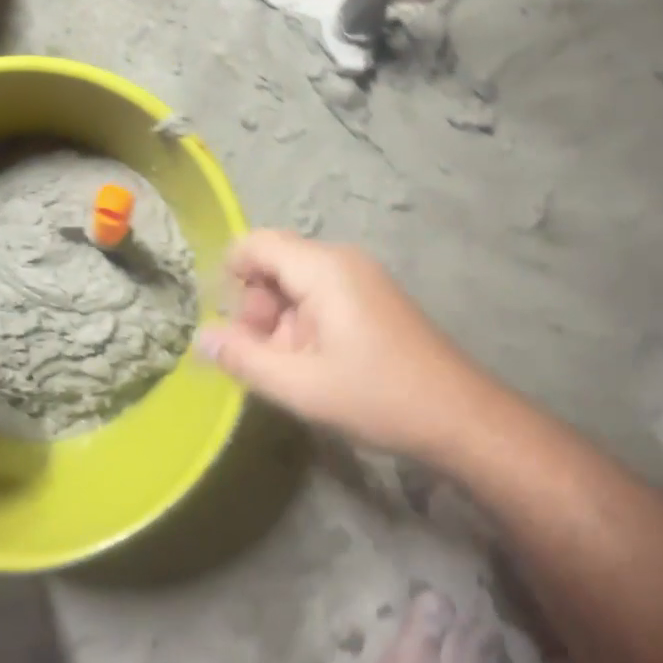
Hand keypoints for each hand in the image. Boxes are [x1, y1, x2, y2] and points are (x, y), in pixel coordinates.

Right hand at [197, 231, 480, 456]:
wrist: (461, 418)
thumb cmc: (378, 397)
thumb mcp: (300, 385)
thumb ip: (243, 358)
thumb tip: (201, 338)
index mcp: (323, 268)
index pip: (255, 244)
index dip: (229, 278)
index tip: (227, 327)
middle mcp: (340, 261)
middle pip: (273, 264)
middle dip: (254, 307)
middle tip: (259, 358)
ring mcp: (360, 279)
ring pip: (293, 284)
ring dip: (277, 322)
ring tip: (286, 370)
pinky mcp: (371, 299)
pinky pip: (318, 297)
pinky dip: (301, 325)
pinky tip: (310, 366)